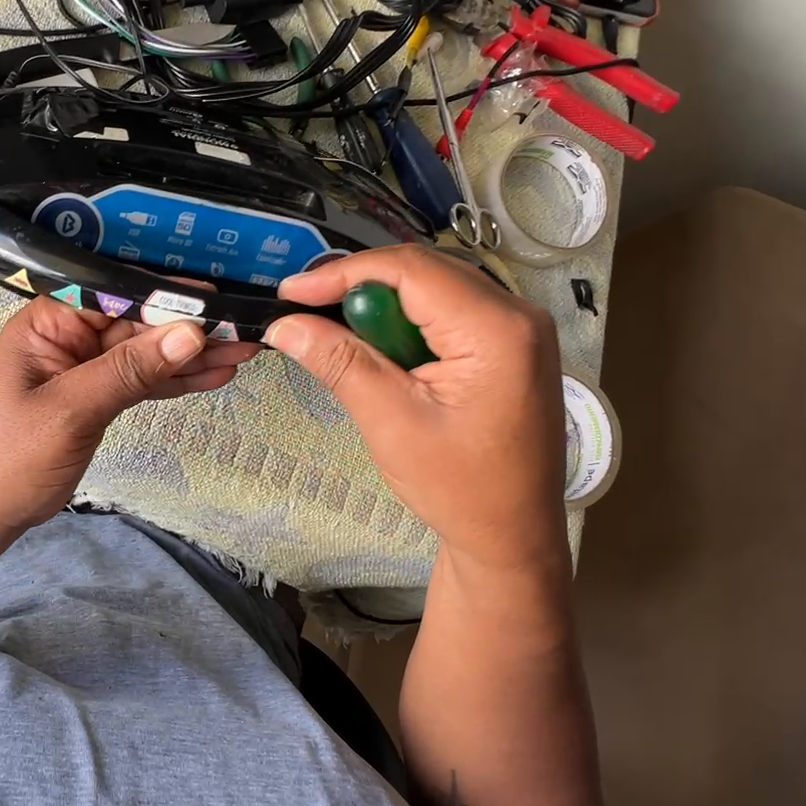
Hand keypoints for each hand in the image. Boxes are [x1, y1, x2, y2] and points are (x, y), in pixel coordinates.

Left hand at [0, 296, 261, 535]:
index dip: (164, 295)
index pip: (112, 293)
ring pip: (145, 353)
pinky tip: (214, 377)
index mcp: (47, 324)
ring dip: (191, 356)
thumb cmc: (11, 459)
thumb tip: (189, 332)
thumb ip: (129, 370)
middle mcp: (67, 336)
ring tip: (244, 352)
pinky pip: (141, 381)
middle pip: (136, 322)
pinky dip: (175, 382)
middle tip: (245, 329)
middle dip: (188, 327)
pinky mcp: (96, 397)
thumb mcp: (71, 410)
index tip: (215, 299)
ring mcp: (83, 367)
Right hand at [264, 246, 568, 577]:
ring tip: (335, 334)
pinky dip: (405, 325)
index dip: (344, 273)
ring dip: (380, 308)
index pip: (410, 270)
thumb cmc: (458, 487)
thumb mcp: (391, 423)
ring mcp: (519, 329)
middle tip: (305, 312)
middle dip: (359, 288)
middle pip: (424, 272)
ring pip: (433, 289)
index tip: (292, 293)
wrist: (512, 535)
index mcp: (497, 329)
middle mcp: (518, 314)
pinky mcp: (509, 346)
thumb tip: (286, 324)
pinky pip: (448, 313)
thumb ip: (340, 363)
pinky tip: (379, 351)